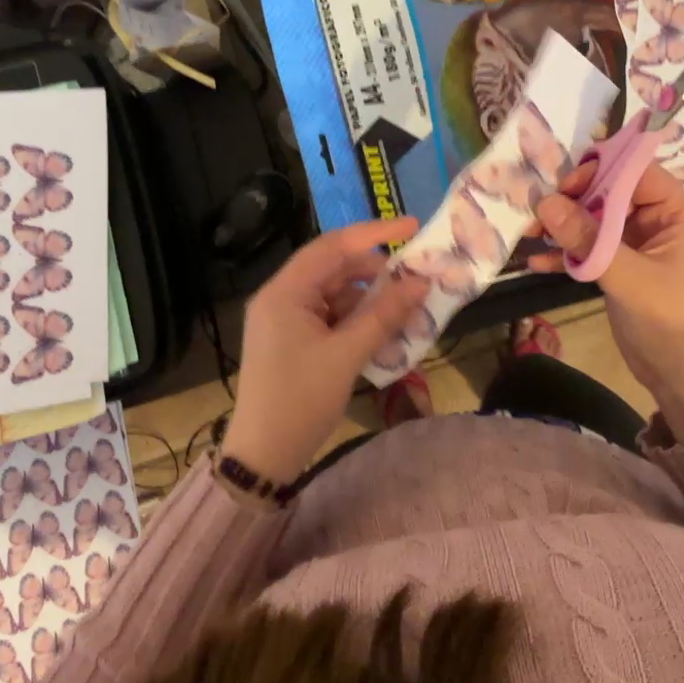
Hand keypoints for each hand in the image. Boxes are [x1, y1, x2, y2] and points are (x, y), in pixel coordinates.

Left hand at [225, 218, 429, 482]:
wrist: (261, 455)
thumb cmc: (300, 401)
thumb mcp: (347, 356)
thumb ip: (384, 315)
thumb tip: (421, 282)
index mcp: (285, 292)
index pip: (332, 246)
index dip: (375, 233)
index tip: (413, 227)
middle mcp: (281, 298)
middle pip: (335, 270)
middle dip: (377, 274)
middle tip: (418, 280)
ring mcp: (285, 321)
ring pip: (336, 296)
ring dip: (371, 302)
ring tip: (408, 313)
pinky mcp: (293, 342)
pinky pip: (331, 319)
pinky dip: (358, 322)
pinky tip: (385, 335)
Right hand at [529, 163, 683, 444]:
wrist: (680, 374)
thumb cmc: (669, 320)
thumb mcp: (628, 277)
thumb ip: (588, 240)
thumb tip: (546, 203)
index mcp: (674, 212)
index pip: (635, 172)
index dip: (600, 171)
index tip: (564, 185)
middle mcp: (656, 221)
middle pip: (609, 193)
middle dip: (572, 200)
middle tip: (538, 212)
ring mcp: (635, 244)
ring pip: (593, 220)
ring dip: (562, 226)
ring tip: (529, 234)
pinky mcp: (618, 267)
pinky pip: (588, 248)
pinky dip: (565, 254)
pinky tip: (536, 262)